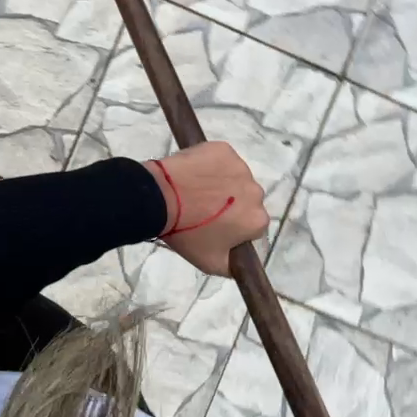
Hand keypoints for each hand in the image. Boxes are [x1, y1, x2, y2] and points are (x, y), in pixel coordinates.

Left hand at [142, 143, 268, 274]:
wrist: (160, 198)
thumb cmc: (186, 233)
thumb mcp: (211, 264)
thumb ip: (234, 267)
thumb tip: (242, 263)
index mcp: (257, 220)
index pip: (252, 226)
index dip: (233, 227)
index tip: (213, 226)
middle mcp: (256, 192)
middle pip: (246, 200)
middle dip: (230, 204)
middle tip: (202, 208)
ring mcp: (241, 167)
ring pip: (234, 178)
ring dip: (221, 183)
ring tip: (194, 190)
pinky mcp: (223, 149)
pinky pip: (221, 158)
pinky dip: (211, 163)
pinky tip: (193, 172)